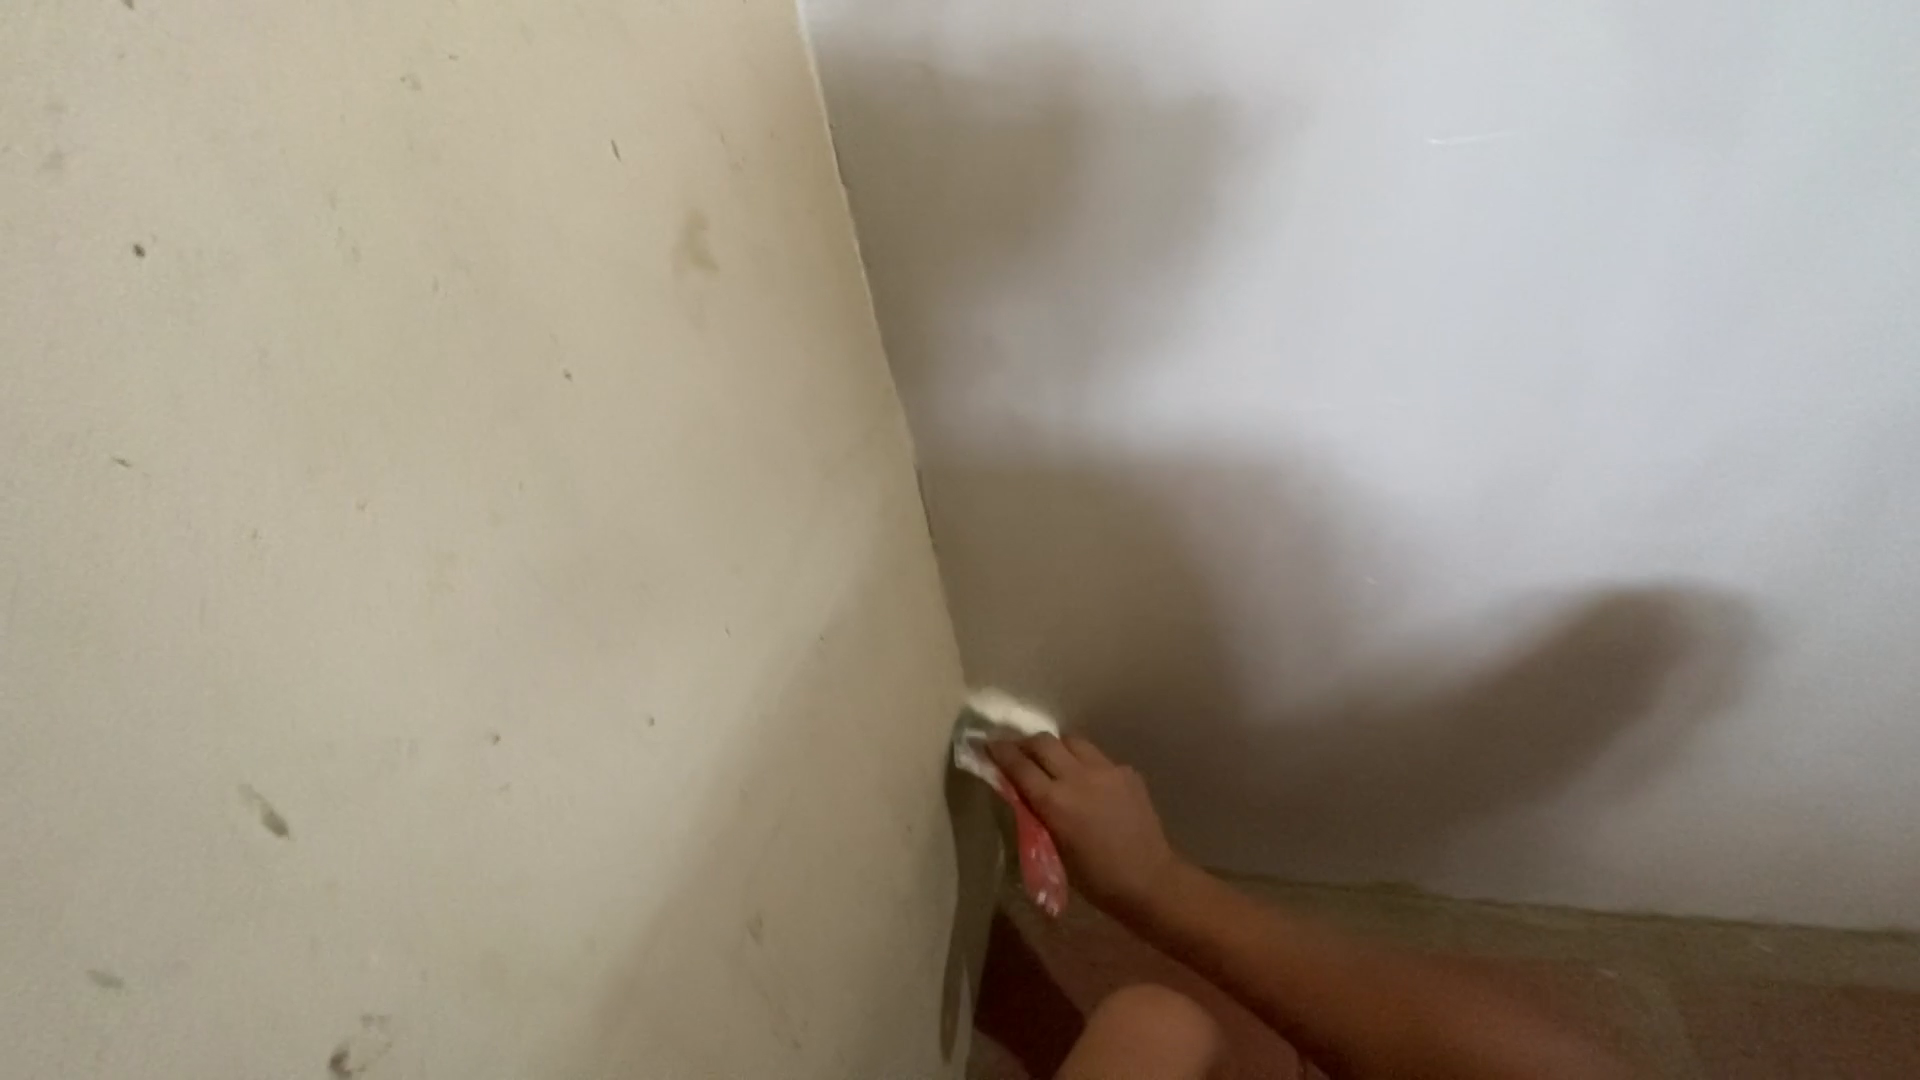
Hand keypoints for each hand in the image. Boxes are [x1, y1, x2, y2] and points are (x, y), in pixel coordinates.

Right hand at [987, 734, 1184, 916]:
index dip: (1000, 752)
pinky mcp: (1127, 771)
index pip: (1019, 765)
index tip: (987, 745)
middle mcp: (1079, 777)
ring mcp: (1107, 770)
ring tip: (1053, 761)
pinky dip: (1085, 763)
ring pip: (1072, 740)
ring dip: (1056, 747)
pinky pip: (1098, 757)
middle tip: (1017, 751)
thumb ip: (1036, 815)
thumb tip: (1019, 792)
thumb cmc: (1096, 879)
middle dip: (1025, 743)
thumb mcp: (1054, 850)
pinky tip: (1089, 783)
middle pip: (1043, 741)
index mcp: (1056, 802)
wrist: (1150, 881)